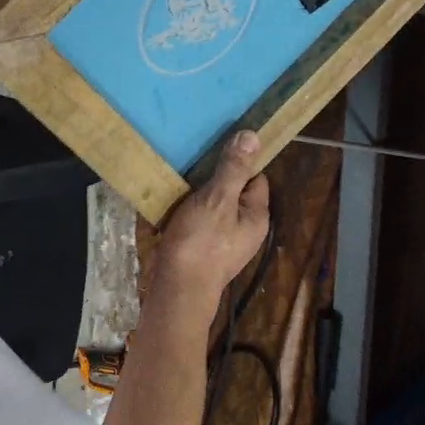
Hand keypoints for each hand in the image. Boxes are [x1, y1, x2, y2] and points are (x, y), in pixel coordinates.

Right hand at [153, 131, 270, 317]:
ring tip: (175, 178)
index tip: (213, 148)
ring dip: (194, 193)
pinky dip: (184, 210)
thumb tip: (254, 136)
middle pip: (231, 190)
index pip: (255, 178)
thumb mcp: (217, 199)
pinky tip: (167, 203)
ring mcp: (223, 241)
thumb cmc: (201, 242)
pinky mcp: (202, 248)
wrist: (178, 288)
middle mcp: (245, 229)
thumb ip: (234, 169)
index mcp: (256, 217)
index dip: (237, 162)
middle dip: (211, 177)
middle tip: (189, 161)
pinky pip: (197, 220)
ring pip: (211, 205)